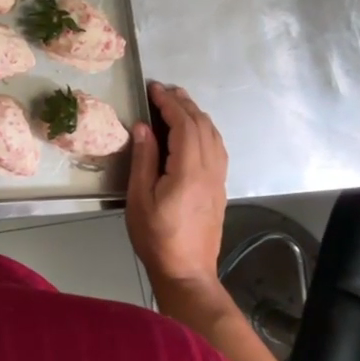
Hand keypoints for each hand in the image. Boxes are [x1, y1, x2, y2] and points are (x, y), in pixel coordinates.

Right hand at [126, 81, 232, 326]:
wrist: (187, 272)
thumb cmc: (156, 236)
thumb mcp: (139, 198)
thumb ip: (143, 159)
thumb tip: (143, 126)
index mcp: (188, 171)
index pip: (184, 126)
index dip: (169, 103)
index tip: (153, 88)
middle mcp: (209, 171)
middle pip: (202, 126)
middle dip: (184, 103)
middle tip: (164, 90)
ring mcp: (218, 180)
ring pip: (214, 136)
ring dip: (197, 115)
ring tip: (178, 103)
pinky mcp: (219, 188)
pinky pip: (218, 149)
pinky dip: (206, 130)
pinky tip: (194, 130)